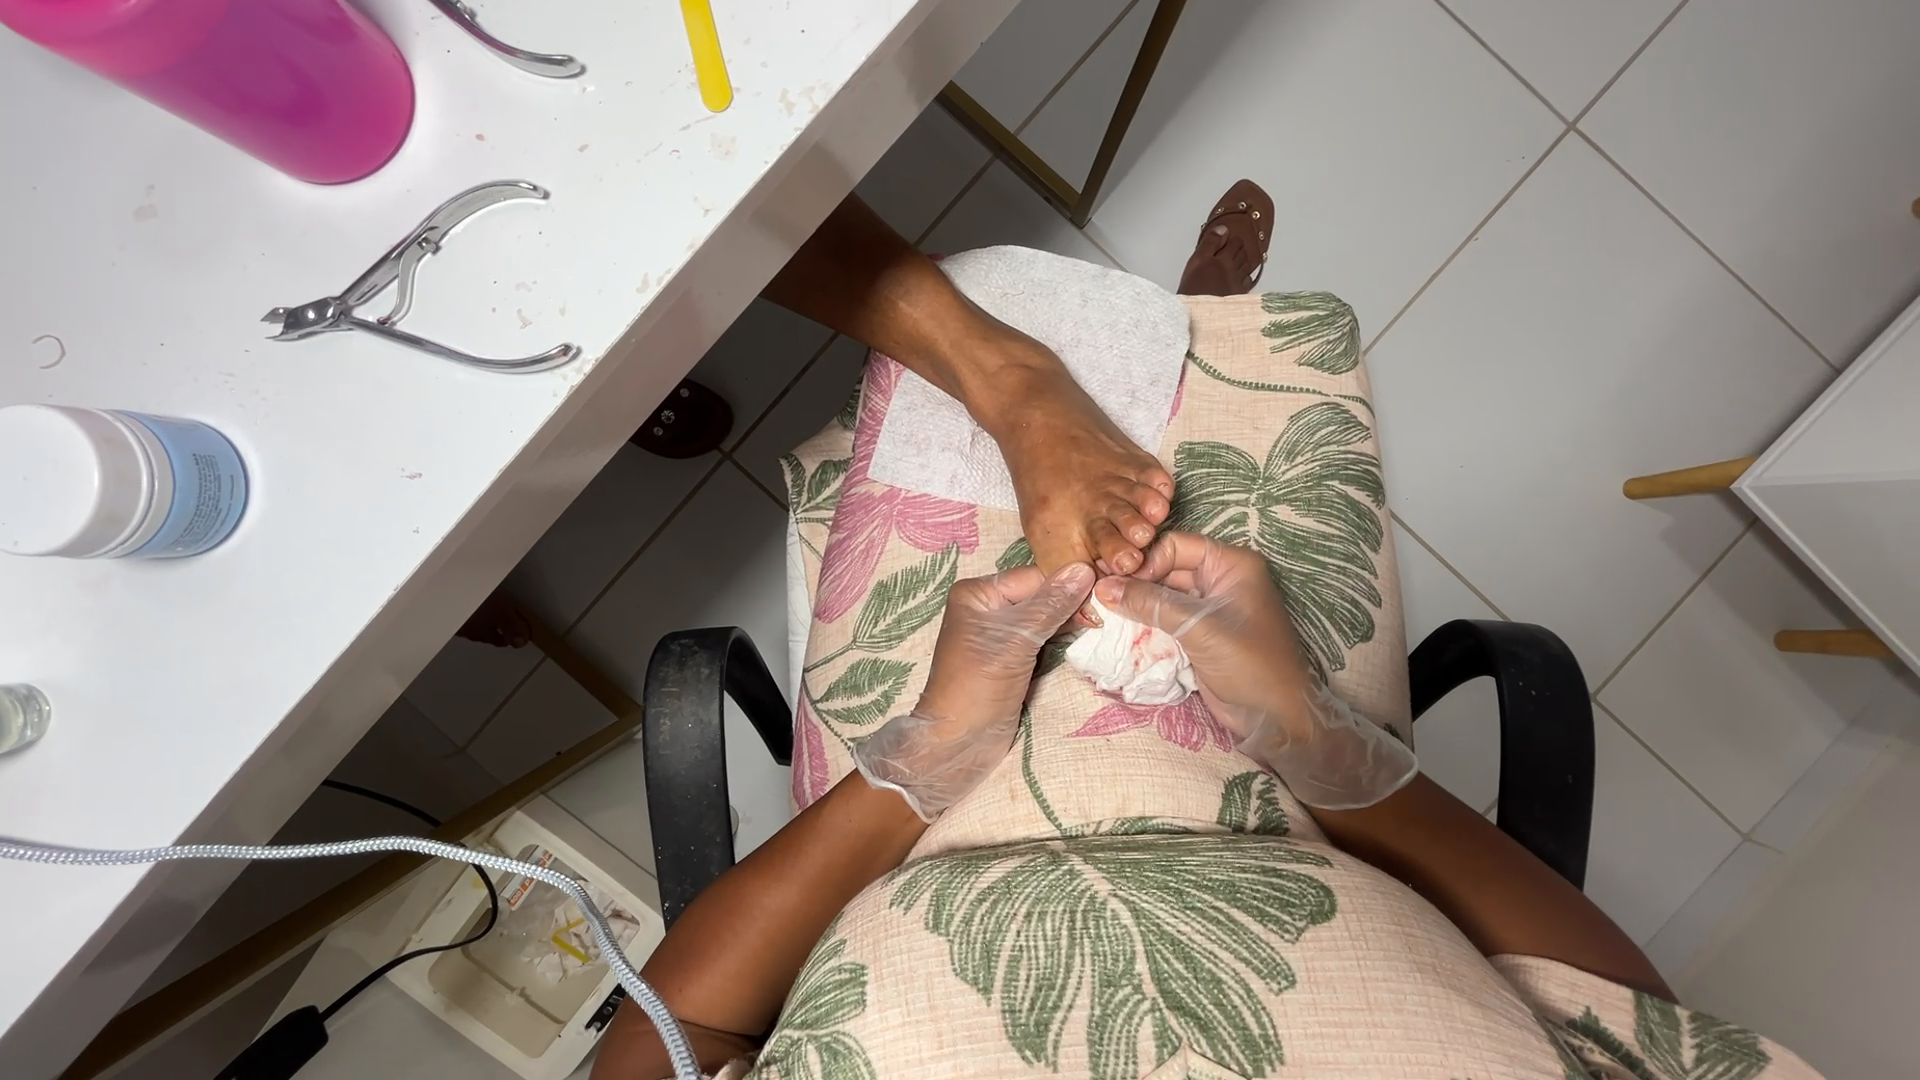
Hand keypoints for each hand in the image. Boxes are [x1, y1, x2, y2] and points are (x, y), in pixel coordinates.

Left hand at [853, 562, 1093, 819]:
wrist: (959, 743)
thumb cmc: (978, 686)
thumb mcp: (1016, 640)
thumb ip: (1051, 605)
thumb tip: (1084, 569)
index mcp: (978, 593)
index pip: (1033, 577)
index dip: (1069, 582)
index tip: (1107, 588)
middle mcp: (987, 607)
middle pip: (1040, 594)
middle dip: (1073, 600)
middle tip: (1110, 608)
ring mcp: (1000, 633)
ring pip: (1045, 616)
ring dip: (1072, 619)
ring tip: (1105, 621)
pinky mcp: (1013, 657)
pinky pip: (1043, 637)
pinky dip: (1063, 636)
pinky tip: (1088, 634)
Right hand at [1093, 533, 1415, 809]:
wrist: (1275, 719)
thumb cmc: (1249, 664)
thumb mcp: (1198, 627)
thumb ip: (1150, 603)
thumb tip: (1102, 586)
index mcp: (1232, 564)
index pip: (1175, 545)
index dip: (1144, 561)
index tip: (1115, 581)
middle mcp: (1220, 578)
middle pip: (1165, 566)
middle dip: (1135, 581)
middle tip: (1099, 594)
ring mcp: (1208, 606)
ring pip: (1161, 592)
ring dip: (1135, 602)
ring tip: (1103, 610)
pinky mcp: (1197, 631)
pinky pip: (1163, 616)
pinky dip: (1143, 620)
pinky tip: (1118, 625)